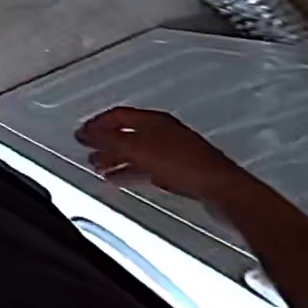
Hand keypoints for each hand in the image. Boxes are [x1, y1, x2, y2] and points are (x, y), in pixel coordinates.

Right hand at [75, 107, 260, 206]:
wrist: (224, 191)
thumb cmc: (186, 164)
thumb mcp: (135, 148)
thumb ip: (108, 140)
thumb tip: (86, 133)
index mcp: (153, 120)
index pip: (117, 115)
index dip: (96, 123)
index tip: (82, 132)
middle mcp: (165, 132)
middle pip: (127, 134)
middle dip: (105, 143)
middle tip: (89, 150)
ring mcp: (176, 152)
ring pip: (137, 152)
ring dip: (117, 159)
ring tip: (101, 167)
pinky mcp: (184, 172)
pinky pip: (149, 167)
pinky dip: (132, 171)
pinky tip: (124, 178)